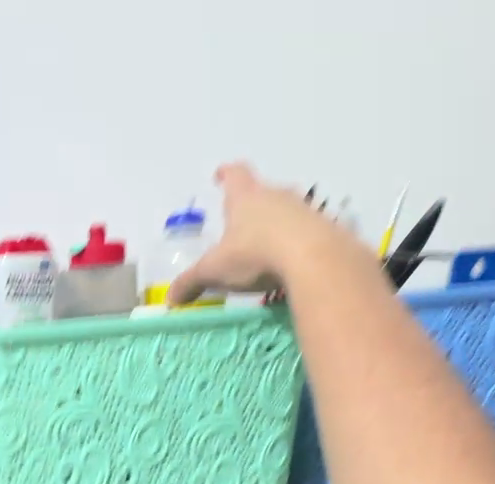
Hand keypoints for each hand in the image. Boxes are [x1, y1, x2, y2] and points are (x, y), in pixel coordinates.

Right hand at [167, 163, 350, 303]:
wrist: (314, 259)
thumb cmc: (255, 254)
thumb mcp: (214, 271)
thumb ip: (191, 282)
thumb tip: (171, 298)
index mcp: (245, 198)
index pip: (234, 175)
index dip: (226, 174)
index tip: (220, 174)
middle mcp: (275, 195)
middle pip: (262, 192)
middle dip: (250, 204)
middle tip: (239, 222)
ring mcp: (303, 209)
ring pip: (285, 210)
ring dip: (274, 223)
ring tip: (264, 246)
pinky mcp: (324, 228)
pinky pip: (304, 231)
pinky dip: (294, 242)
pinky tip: (288, 262)